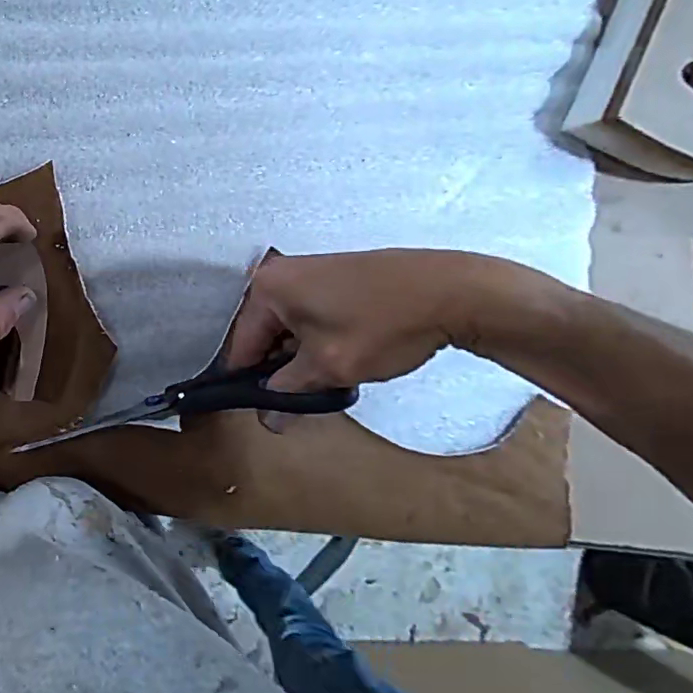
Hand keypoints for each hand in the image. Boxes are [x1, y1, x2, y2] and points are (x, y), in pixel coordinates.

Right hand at [224, 249, 537, 428]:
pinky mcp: (332, 277)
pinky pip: (307, 315)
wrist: (451, 290)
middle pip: (262, 334)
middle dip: (276, 370)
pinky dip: (315, 340)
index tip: (260, 412)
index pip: (240, 344)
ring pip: (286, 327)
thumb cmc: (382, 325)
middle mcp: (278, 274)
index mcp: (266, 288)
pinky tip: (339, 357)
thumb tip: (266, 420)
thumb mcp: (330, 366)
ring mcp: (306, 272)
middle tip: (300, 402)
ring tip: (326, 381)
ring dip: (298, 357)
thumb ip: (289, 392)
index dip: (246, 383)